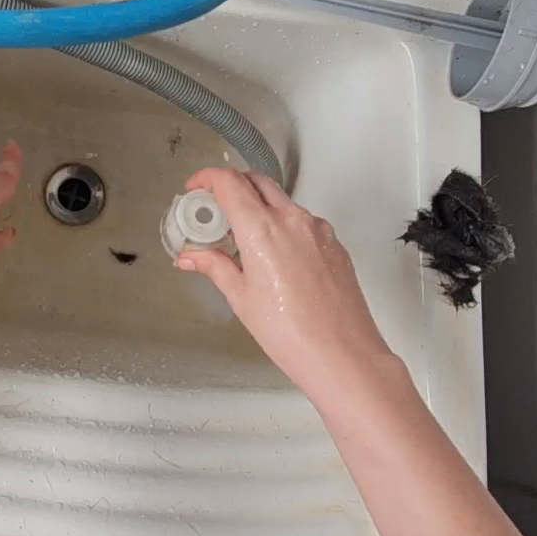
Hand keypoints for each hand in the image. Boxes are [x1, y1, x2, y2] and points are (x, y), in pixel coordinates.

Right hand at [176, 168, 395, 398]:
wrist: (343, 356)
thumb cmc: (294, 333)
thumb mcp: (241, 298)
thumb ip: (215, 267)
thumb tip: (193, 257)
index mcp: (262, 229)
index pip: (229, 182)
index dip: (207, 179)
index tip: (197, 187)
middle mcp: (292, 220)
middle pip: (256, 180)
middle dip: (232, 185)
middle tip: (215, 207)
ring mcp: (317, 230)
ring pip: (281, 199)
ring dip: (259, 204)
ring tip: (243, 236)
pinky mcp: (334, 243)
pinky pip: (302, 220)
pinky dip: (282, 223)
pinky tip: (274, 253)